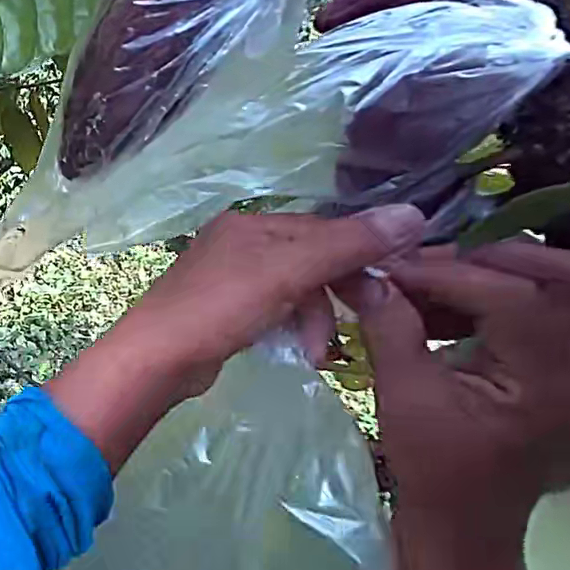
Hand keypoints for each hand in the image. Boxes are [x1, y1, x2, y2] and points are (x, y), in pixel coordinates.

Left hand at [47, 205, 425, 469]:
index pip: (323, 229)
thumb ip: (346, 245)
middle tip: (358, 324)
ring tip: (313, 352)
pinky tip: (295, 351)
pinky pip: (274, 311)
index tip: (392, 289)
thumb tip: (412, 213)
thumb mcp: (287, 273)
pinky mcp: (223, 310)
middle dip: (333, 296)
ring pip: (294, 291)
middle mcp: (237, 243)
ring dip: (313, 321)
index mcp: (249, 224)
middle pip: (309, 261)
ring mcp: (227, 278)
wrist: (157, 357)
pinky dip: (289, 329)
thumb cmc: (220, 307)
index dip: (361, 255)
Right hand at [332, 240, 569, 569]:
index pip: (512, 297)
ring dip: (498, 268)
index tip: (388, 267)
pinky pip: (558, 304)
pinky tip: (451, 303)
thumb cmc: (432, 463)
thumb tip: (360, 271)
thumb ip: (387, 323)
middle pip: (567, 275)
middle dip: (489, 255)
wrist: (466, 518)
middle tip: (424, 263)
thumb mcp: (402, 391)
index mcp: (555, 387)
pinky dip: (504, 289)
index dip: (445, 272)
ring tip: (433, 279)